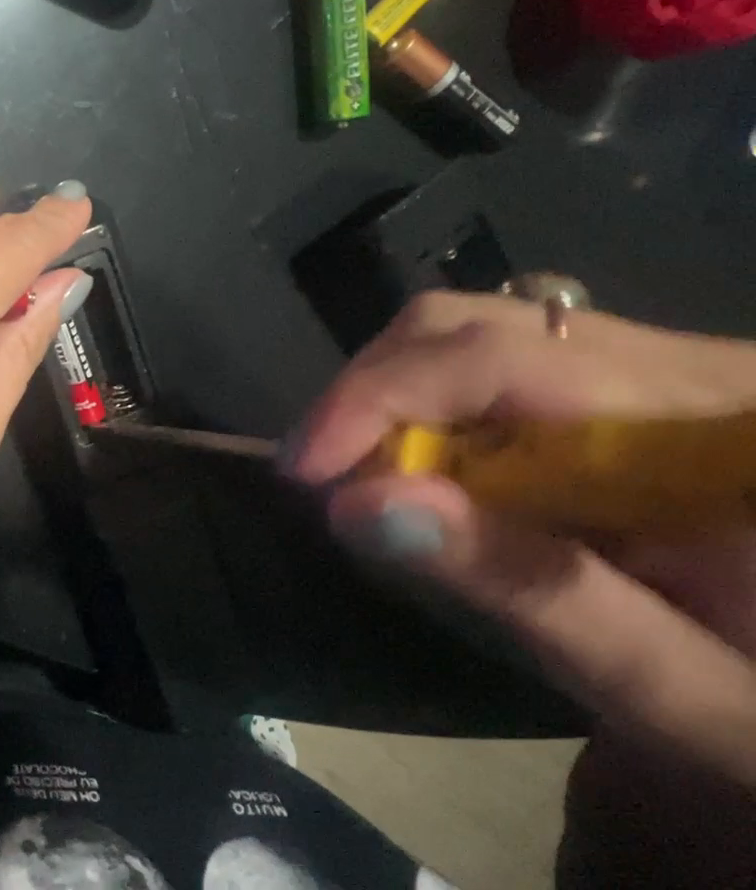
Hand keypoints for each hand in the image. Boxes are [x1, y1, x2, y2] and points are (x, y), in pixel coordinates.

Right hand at [285, 291, 755, 784]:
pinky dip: (426, 419)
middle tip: (326, 485)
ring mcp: (662, 372)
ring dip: (391, 407)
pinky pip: (489, 369)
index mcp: (731, 430)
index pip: (510, 358)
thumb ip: (529, 590)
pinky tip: (428, 481)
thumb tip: (356, 506)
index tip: (305, 472)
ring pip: (469, 337)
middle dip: (374, 400)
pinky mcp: (626, 391)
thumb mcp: (677, 688)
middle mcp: (698, 372)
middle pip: (475, 329)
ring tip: (369, 488)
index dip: (383, 397)